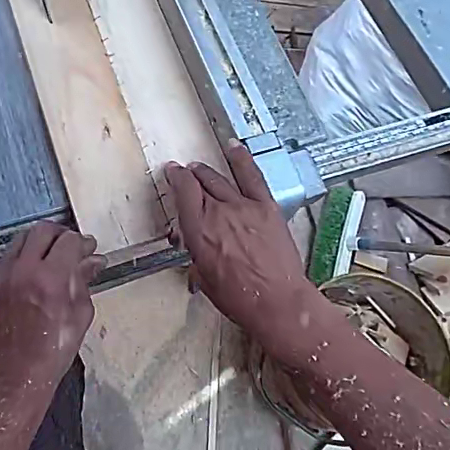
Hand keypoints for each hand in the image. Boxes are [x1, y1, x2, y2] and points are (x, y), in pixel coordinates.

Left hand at [0, 222, 102, 398]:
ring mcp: (0, 277)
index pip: (69, 241)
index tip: (89, 248)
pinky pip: (6, 262)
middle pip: (42, 230)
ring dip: (39, 245)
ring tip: (51, 260)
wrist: (15, 376)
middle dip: (60, 235)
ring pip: (20, 241)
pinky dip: (22, 262)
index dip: (83, 242)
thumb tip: (91, 262)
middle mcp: (21, 271)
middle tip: (71, 247)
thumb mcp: (80, 316)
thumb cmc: (50, 352)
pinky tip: (32, 277)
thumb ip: (84, 281)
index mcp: (49, 278)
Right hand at [166, 143, 326, 351]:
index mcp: (198, 231)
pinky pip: (251, 177)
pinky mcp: (266, 208)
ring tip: (200, 168)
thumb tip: (197, 245)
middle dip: (189, 176)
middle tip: (184, 174)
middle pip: (199, 183)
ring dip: (207, 171)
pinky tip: (234, 148)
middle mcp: (218, 213)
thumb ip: (197, 253)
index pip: (183, 191)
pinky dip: (241, 160)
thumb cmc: (240, 298)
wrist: (277, 301)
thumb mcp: (205, 277)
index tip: (172, 174)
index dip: (175, 178)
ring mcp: (244, 207)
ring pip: (220, 179)